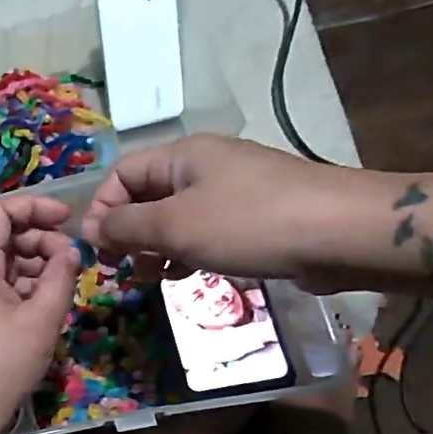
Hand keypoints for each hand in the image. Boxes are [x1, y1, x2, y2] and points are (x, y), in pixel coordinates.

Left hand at [0, 196, 81, 433]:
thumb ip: (60, 277)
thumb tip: (71, 251)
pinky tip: (49, 300)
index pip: (0, 213)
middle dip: (41, 238)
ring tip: (66, 281)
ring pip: (5, 261)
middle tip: (73, 259)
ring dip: (36, 263)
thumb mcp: (41, 319)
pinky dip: (26, 285)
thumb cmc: (4, 365)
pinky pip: (2, 285)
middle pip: (3, 235)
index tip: (68, 217)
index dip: (35, 207)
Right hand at [81, 134, 358, 289]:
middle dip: (128, 233)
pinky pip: (202, 232)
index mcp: (182, 156)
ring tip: (153, 277)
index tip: (98, 250)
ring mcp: (230, 192)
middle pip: (146, 197)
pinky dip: (186, 253)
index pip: (122, 175)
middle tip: (124, 268)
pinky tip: (185, 276)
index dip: (103, 209)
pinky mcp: (251, 218)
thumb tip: (91, 229)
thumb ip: (125, 227)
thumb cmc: (248, 223)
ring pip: (173, 218)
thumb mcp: (174, 226)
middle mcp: (203, 167)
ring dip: (155, 248)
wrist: (341, 234)